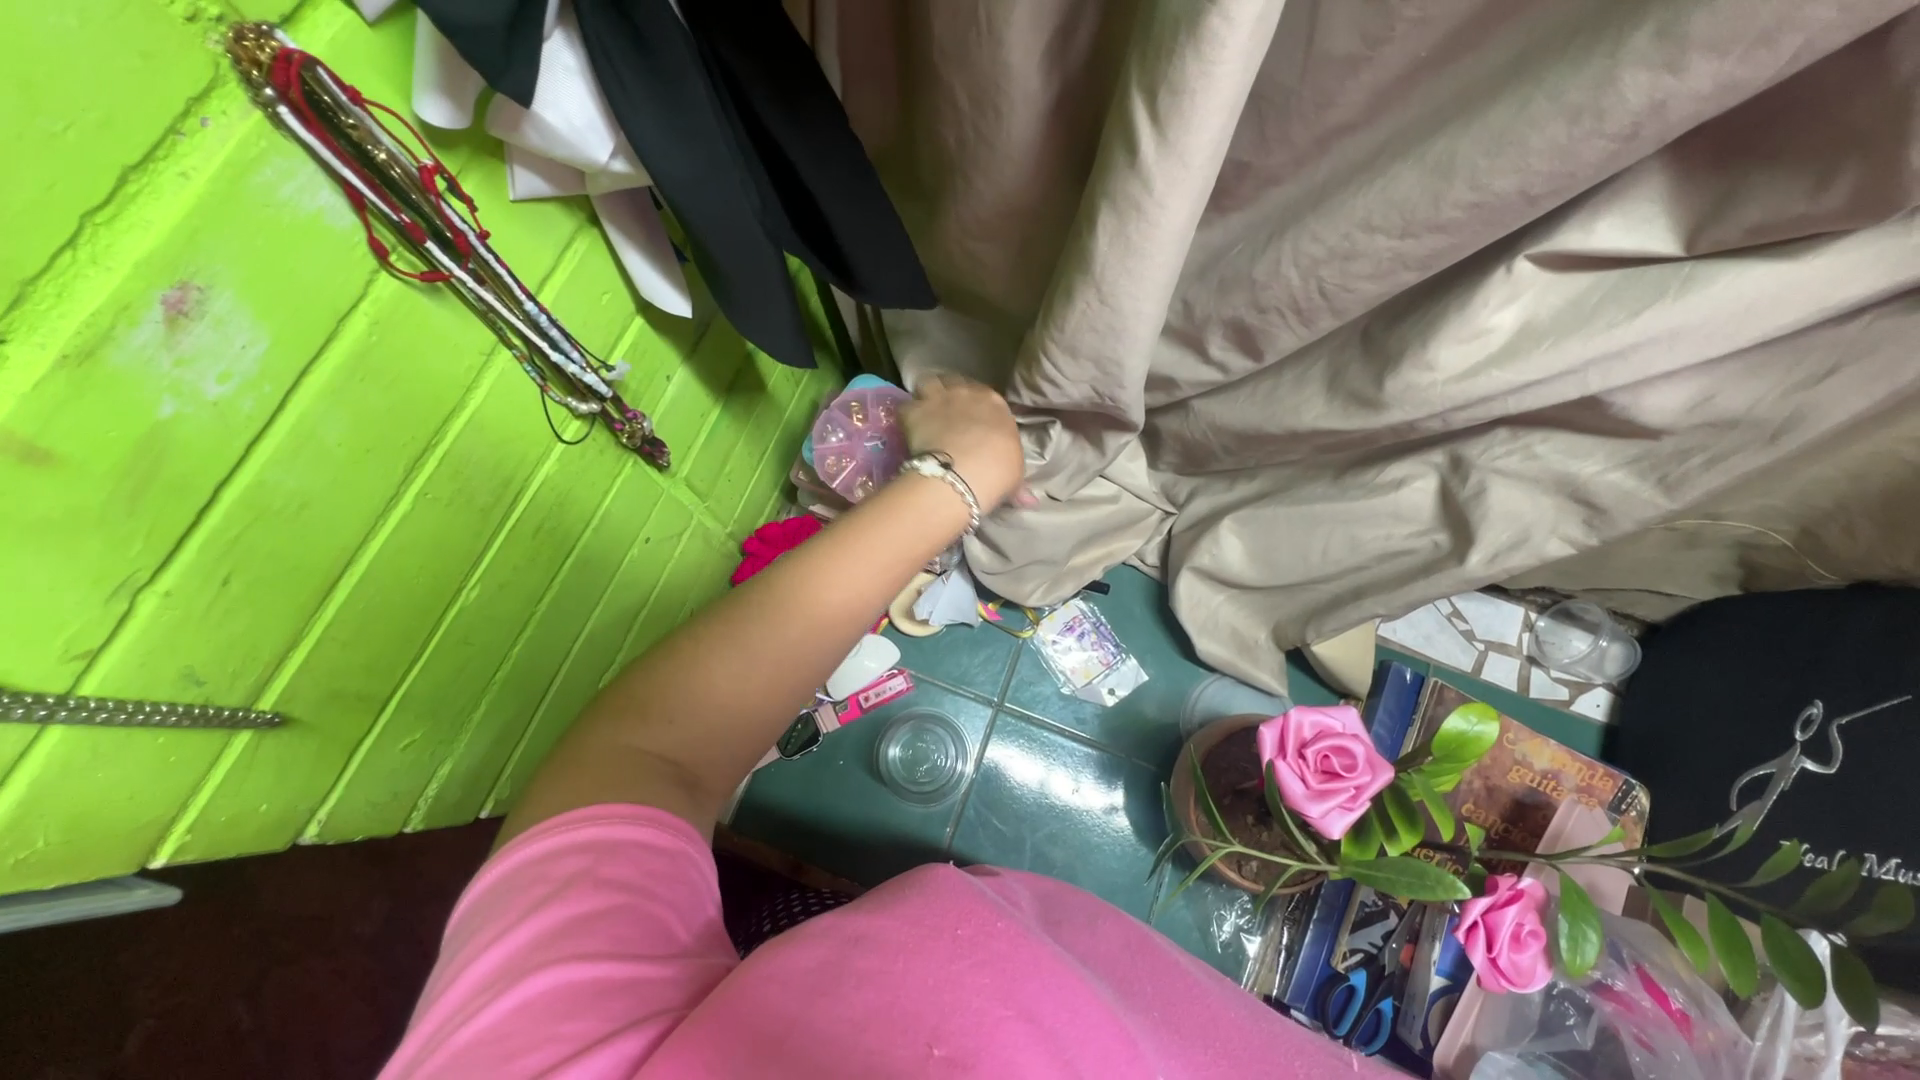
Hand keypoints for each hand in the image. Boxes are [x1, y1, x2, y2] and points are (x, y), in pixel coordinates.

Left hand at [900, 375, 1029, 510]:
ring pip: (929, 383)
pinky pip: (906, 406)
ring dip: (926, 395)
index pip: (984, 394)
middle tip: (945, 413)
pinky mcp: (915, 411)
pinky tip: (907, 428)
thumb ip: (1017, 483)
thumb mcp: (1014, 476)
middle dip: (950, 394)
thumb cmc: (998, 472)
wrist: (966, 473)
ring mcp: (939, 398)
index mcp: (995, 404)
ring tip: (925, 412)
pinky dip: (906, 415)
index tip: (971, 420)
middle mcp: (967, 393)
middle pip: (955, 382)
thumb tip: (1029, 501)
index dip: (974, 406)